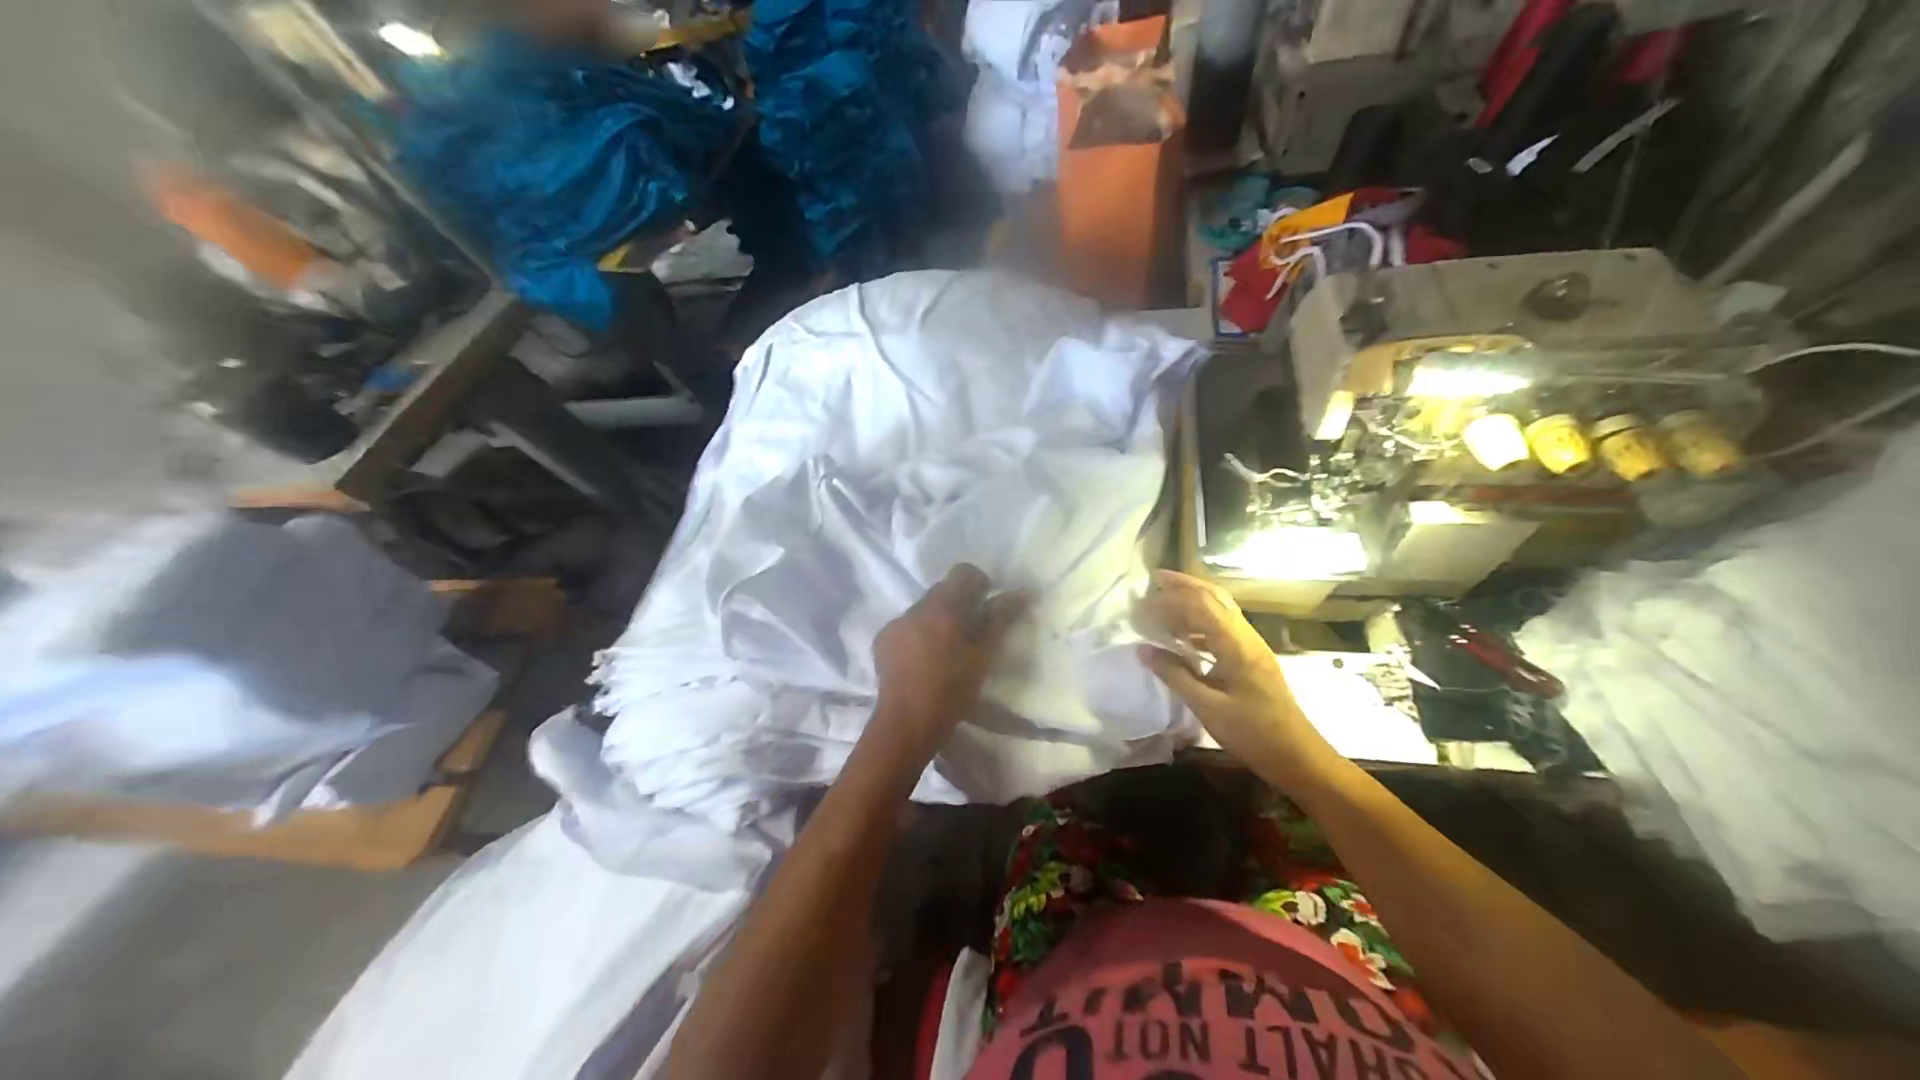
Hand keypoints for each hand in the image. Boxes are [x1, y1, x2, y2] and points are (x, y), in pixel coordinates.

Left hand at [869, 564, 1027, 767]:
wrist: (907, 723)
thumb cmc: (952, 691)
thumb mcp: (982, 656)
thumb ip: (999, 619)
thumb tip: (1020, 592)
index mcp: (942, 608)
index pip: (963, 572)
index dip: (980, 583)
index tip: (987, 606)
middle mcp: (915, 608)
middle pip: (942, 590)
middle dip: (959, 603)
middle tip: (972, 633)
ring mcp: (895, 623)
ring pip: (923, 609)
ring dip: (938, 620)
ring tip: (946, 651)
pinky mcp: (882, 641)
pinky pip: (906, 626)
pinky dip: (918, 634)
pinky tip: (923, 661)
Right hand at [1137, 570, 1340, 784]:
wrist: (1297, 755)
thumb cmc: (1252, 733)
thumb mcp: (1207, 707)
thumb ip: (1174, 675)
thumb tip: (1143, 649)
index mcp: (1236, 644)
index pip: (1199, 605)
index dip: (1168, 600)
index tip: (1140, 608)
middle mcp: (1246, 636)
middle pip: (1214, 597)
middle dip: (1183, 585)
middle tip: (1153, 580)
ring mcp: (1252, 646)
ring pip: (1220, 609)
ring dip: (1192, 601)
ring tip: (1162, 605)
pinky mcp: (1252, 658)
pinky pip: (1223, 627)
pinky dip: (1200, 623)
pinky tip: (1182, 637)